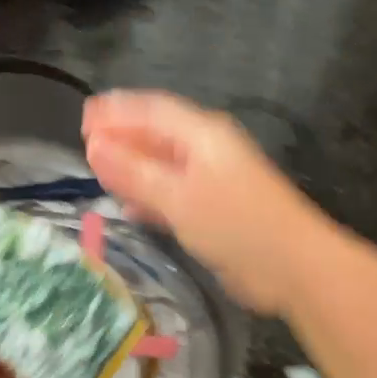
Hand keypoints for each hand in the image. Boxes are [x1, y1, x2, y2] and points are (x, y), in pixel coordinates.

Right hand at [83, 90, 335, 315]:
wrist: (292, 267)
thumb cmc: (236, 224)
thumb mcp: (179, 197)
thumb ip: (135, 173)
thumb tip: (94, 147)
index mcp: (202, 134)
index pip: (152, 110)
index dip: (117, 111)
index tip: (83, 118)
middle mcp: (206, 151)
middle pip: (157, 135)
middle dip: (122, 138)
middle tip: (84, 146)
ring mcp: (211, 183)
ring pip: (163, 166)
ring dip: (133, 168)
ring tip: (98, 174)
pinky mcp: (213, 213)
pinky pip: (172, 195)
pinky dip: (149, 196)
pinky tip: (129, 207)